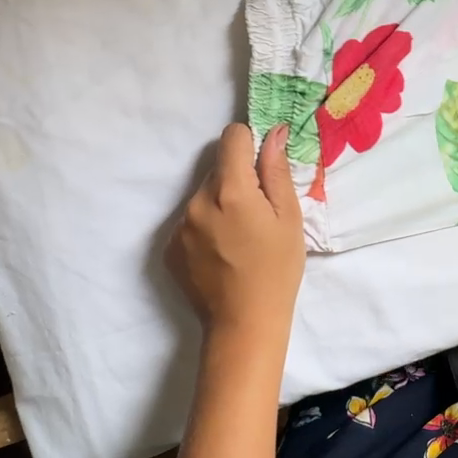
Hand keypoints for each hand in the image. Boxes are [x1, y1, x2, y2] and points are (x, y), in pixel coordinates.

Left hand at [167, 123, 306, 338]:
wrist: (244, 325)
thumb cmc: (277, 269)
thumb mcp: (288, 216)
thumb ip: (276, 170)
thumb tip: (272, 132)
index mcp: (230, 189)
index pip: (231, 137)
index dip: (249, 144)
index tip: (262, 168)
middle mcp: (197, 201)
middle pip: (217, 168)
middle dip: (237, 179)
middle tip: (257, 212)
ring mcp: (178, 225)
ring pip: (203, 194)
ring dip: (220, 202)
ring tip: (239, 237)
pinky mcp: (168, 247)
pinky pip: (190, 219)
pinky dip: (205, 226)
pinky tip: (222, 252)